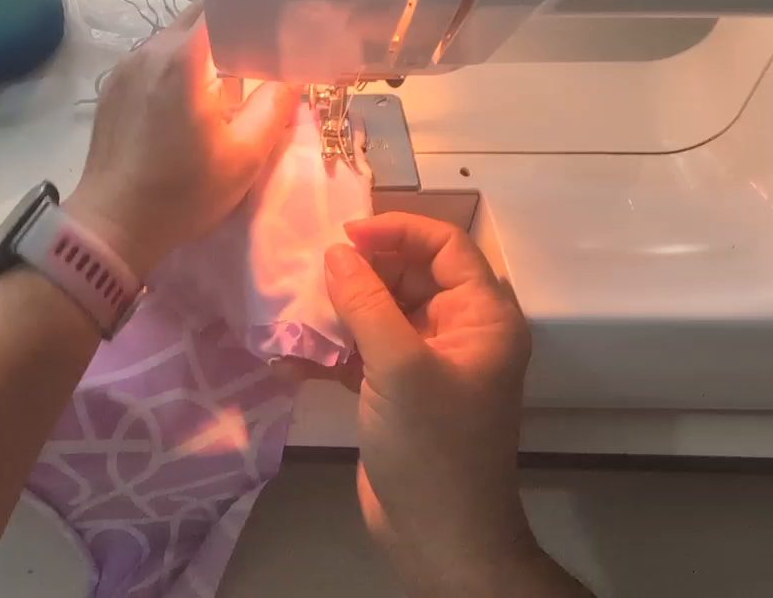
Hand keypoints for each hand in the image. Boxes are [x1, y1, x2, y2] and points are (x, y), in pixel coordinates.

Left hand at [65, 4, 297, 278]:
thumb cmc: (184, 191)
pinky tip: (188, 100)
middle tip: (257, 54)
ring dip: (201, 50)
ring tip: (226, 81)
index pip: (219, 4)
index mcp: (183, 59)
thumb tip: (292, 74)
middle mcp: (149, 50)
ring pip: (172, 37)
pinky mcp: (112, 86)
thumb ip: (274, 105)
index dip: (249, 7)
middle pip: (195, 16)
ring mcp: (125, 66)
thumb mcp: (245, 155)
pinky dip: (176, 66)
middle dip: (228, 27)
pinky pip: (152, 59)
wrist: (113, 225)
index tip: (275, 22)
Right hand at [324, 213, 585, 597]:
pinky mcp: (398, 388)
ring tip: (295, 313)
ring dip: (338, 311)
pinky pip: (363, 349)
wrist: (439, 543)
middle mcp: (459, 330)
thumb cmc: (432, 447)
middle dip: (361, 272)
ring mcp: (427, 360)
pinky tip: (290, 361)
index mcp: (482, 316)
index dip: (398, 230)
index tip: (346, 236)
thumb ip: (366, 302)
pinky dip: (330, 351)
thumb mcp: (399, 366)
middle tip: (315, 274)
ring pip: (380, 310)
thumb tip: (336, 253)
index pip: (445, 245)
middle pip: (408, 274)